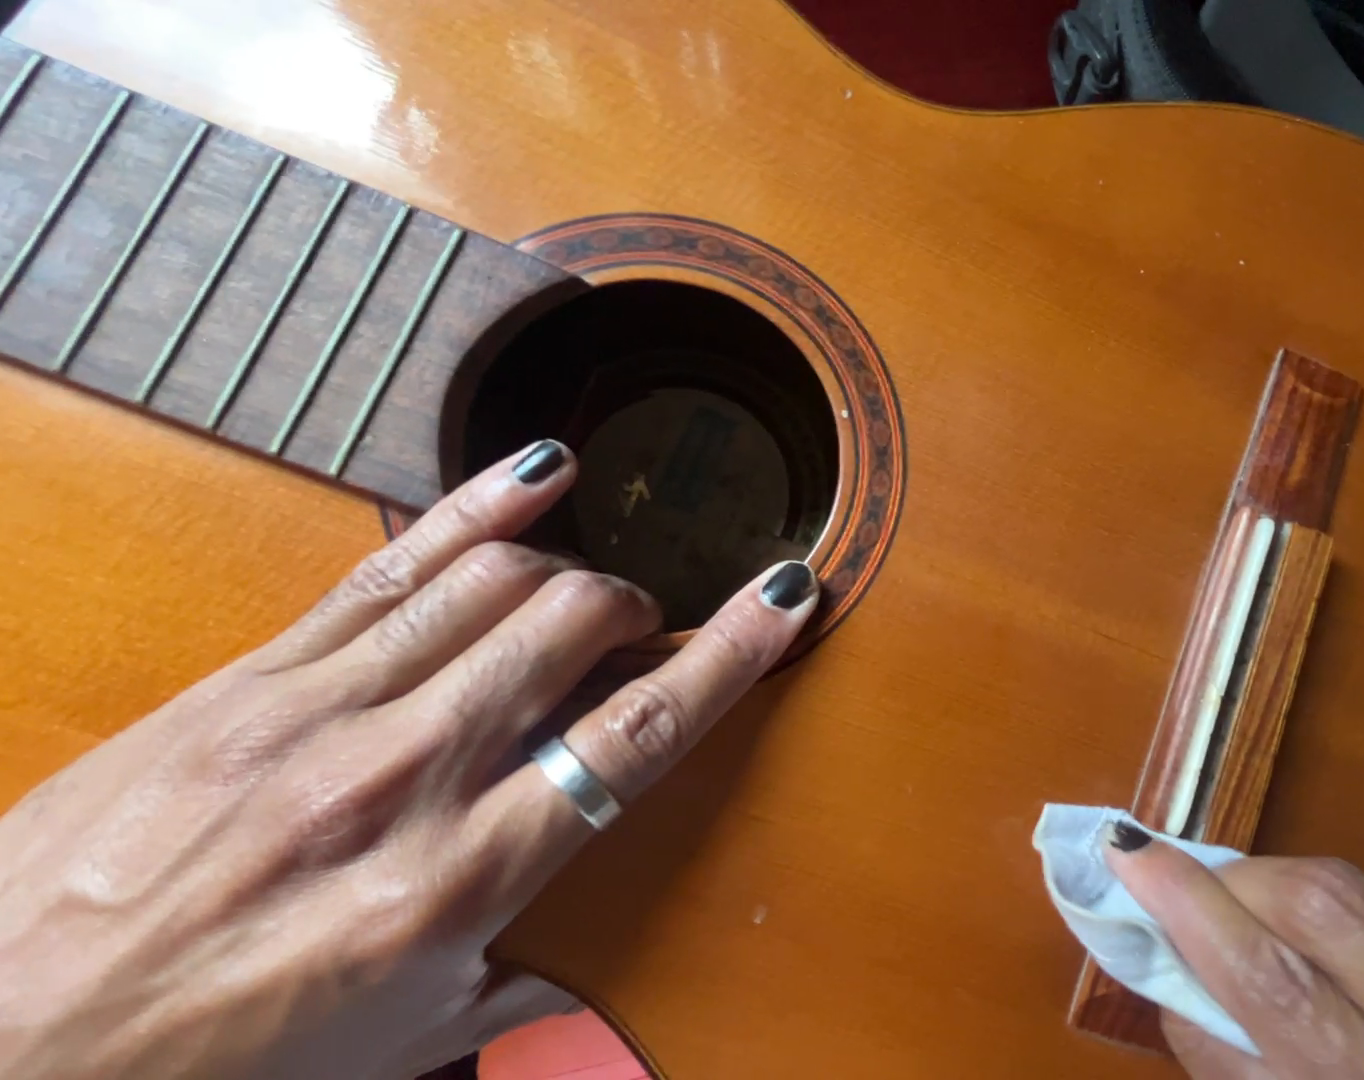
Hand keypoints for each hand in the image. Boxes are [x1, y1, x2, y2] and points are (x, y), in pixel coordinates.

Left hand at [0, 441, 818, 1079]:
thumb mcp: (405, 1046)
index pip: (635, 736)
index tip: (782, 599)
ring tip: (588, 596)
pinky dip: (483, 508)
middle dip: (638, 610)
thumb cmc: (212, 1066)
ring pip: (497, 581)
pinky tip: (543, 473)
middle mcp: (401, 779)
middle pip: (574, 627)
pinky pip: (393, 563)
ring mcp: (319, 712)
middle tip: (642, 634)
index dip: (728, 655)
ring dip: (574, 574)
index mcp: (455, 881)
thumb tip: (605, 958)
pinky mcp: (255, 676)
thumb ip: (525, 984)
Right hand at [1104, 826, 1363, 1078]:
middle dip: (1232, 882)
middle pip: (1328, 917)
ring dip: (1275, 885)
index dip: (1197, 915)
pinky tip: (1325, 941)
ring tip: (1241, 906)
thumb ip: (1233, 1061)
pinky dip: (1336, 912)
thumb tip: (1172, 953)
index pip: (1281, 991)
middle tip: (1175, 876)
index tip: (1130, 857)